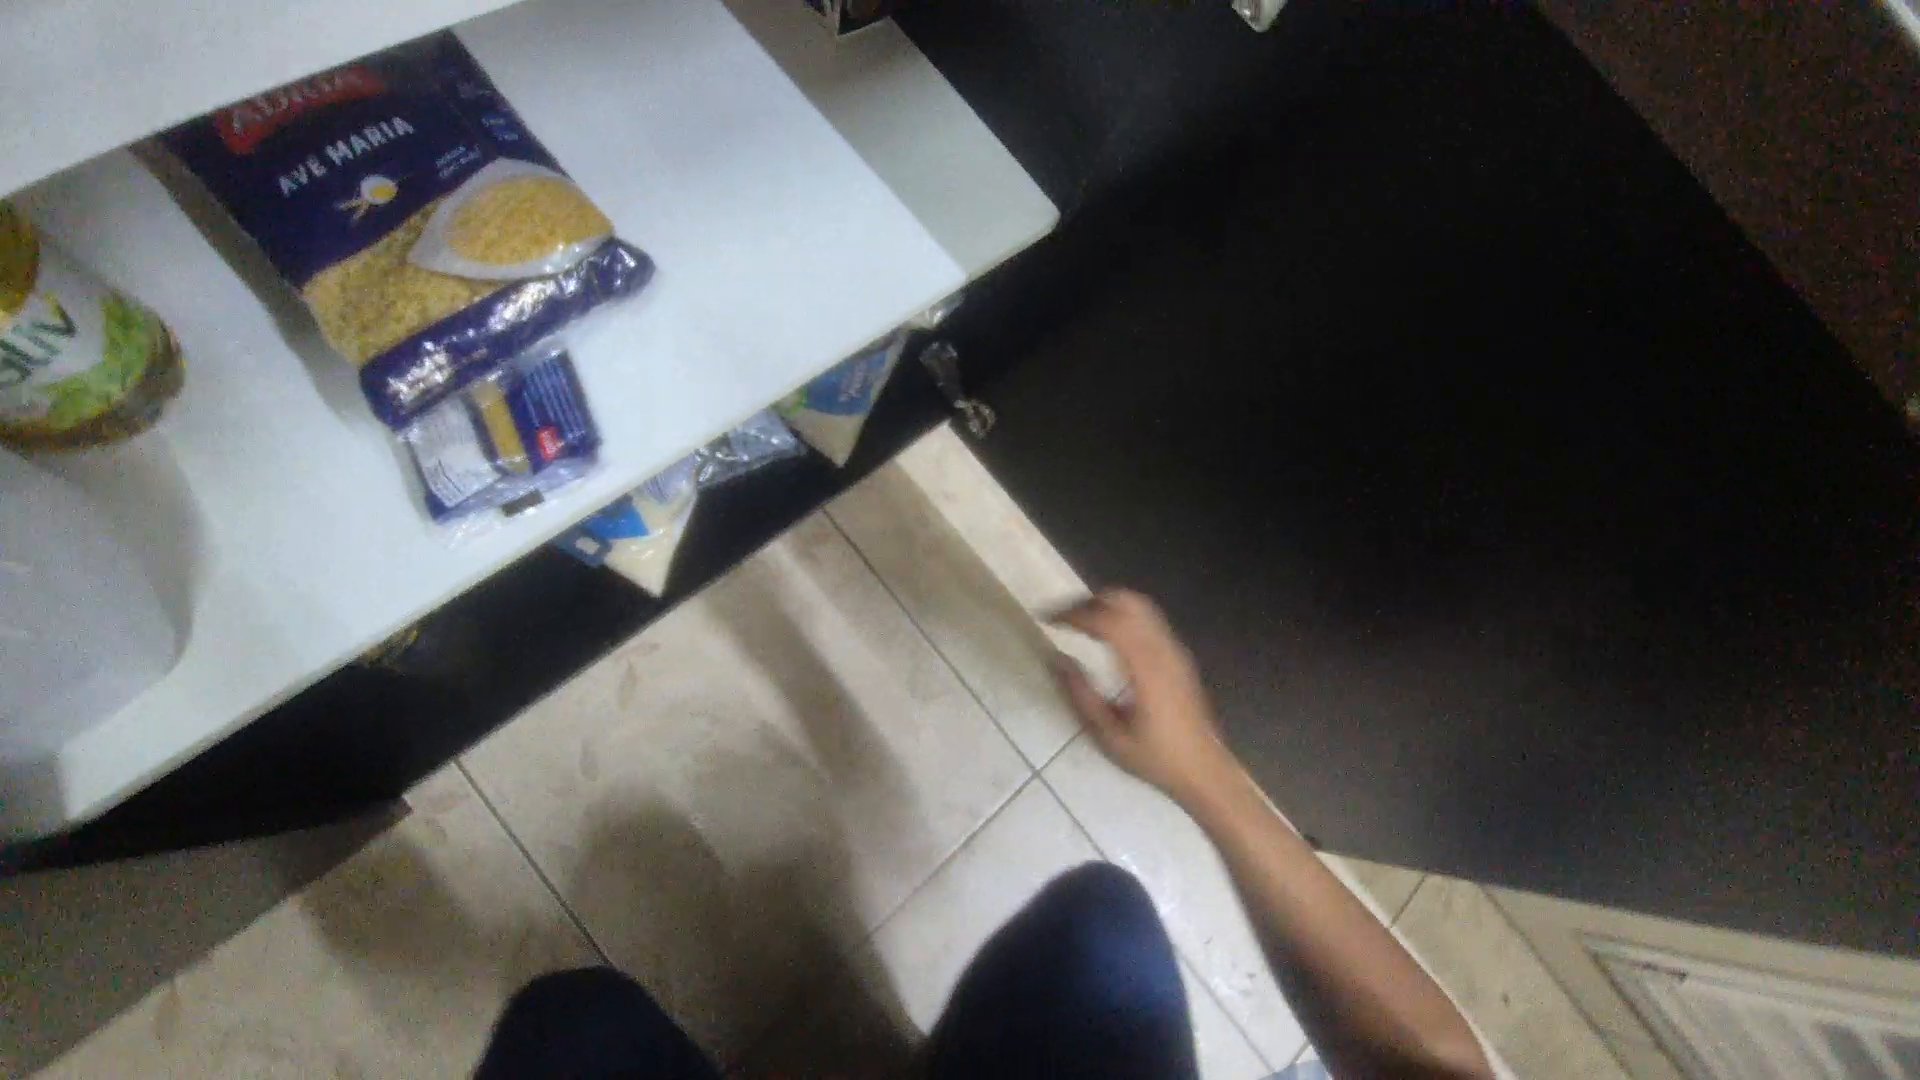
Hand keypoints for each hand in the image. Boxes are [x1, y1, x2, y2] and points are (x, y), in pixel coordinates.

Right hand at [1049, 589, 1243, 808]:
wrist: (1204, 771)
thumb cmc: (1154, 757)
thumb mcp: (1108, 735)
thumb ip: (1080, 694)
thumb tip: (1056, 659)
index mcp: (1145, 668)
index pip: (1108, 621)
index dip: (1074, 613)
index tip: (1048, 618)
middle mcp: (1163, 650)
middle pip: (1127, 601)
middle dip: (1090, 601)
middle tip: (1063, 616)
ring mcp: (1175, 650)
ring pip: (1140, 605)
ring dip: (1107, 605)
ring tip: (1080, 622)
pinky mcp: (1179, 656)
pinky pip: (1149, 619)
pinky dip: (1123, 615)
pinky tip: (1106, 636)